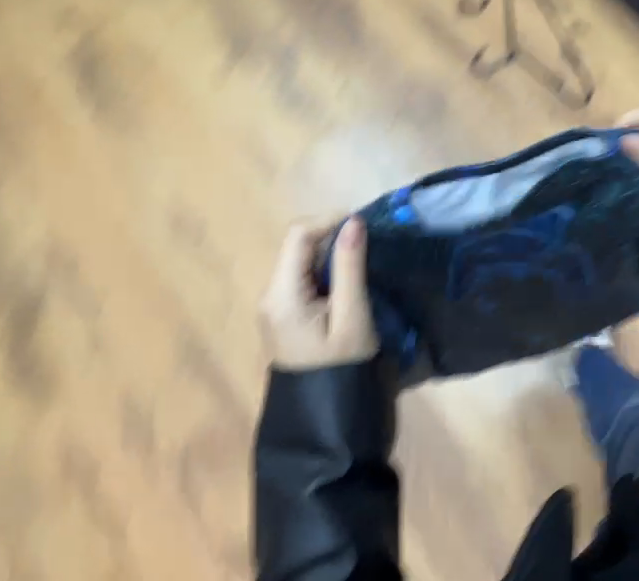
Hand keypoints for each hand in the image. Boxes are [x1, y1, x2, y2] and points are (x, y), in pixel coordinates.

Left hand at [261, 217, 379, 371]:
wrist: (326, 418)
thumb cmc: (341, 366)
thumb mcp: (352, 315)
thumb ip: (350, 266)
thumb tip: (353, 221)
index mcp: (281, 293)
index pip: (298, 234)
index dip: (330, 221)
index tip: (364, 227)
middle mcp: (269, 294)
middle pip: (298, 245)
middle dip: (333, 237)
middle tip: (369, 247)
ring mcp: (274, 305)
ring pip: (302, 260)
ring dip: (332, 255)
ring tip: (363, 265)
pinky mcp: (283, 314)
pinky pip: (303, 277)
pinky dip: (326, 271)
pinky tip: (347, 285)